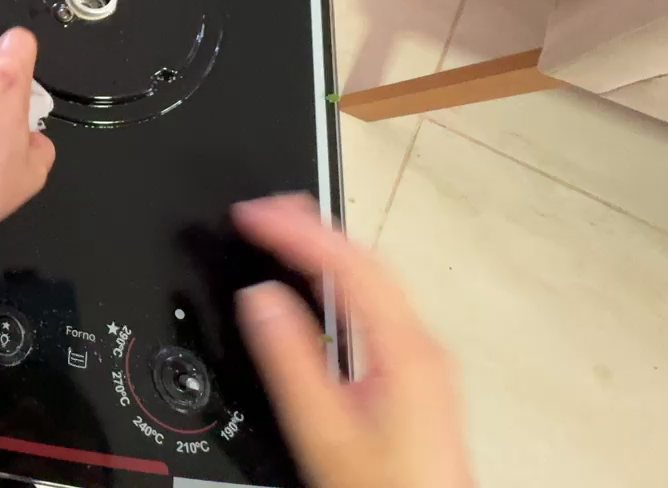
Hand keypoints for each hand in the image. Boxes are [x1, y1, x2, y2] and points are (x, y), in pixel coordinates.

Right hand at [233, 194, 473, 487]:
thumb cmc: (381, 484)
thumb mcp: (323, 427)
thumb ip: (289, 358)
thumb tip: (258, 295)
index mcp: (401, 350)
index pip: (345, 265)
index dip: (293, 229)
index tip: (247, 214)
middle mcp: (419, 345)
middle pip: (365, 259)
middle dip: (308, 222)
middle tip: (257, 207)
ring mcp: (420, 355)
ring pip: (370, 274)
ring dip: (321, 241)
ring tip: (277, 223)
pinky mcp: (412, 366)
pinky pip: (372, 294)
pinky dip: (334, 267)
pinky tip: (310, 269)